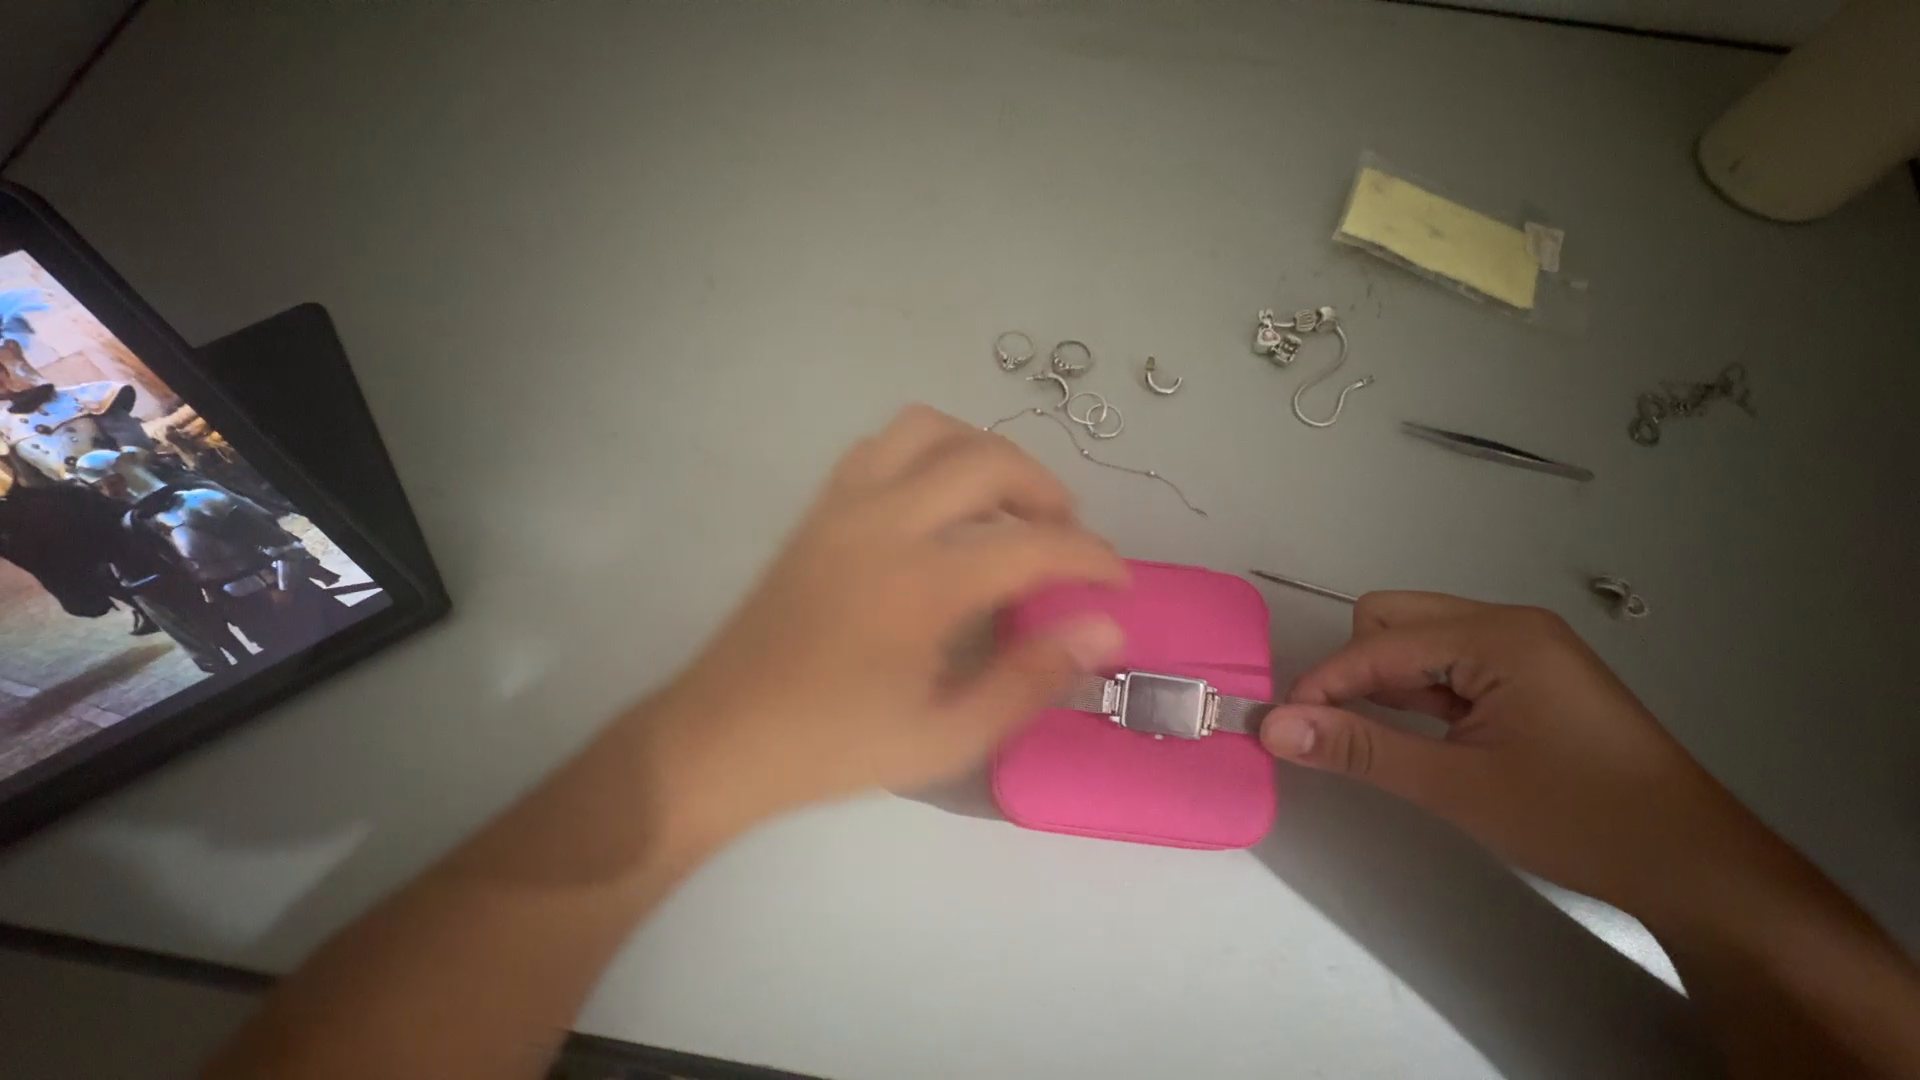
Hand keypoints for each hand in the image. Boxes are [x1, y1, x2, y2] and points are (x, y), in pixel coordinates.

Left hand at [644, 405, 1127, 840]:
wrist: (723, 736)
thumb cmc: (835, 746)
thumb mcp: (945, 737)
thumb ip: (1030, 679)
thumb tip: (1104, 632)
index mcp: (922, 583)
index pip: (1034, 545)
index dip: (1092, 558)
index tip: (1117, 582)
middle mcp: (885, 522)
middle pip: (988, 461)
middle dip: (1047, 490)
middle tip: (1067, 535)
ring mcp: (844, 505)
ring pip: (930, 430)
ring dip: (984, 453)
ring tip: (1006, 505)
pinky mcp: (818, 509)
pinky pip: (882, 447)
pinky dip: (928, 454)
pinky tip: (939, 502)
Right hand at [1259, 592, 1789, 922]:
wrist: (1699, 870)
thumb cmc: (1580, 821)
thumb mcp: (1456, 786)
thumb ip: (1357, 748)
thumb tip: (1272, 727)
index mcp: (1498, 637)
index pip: (1378, 645)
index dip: (1323, 685)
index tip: (1284, 730)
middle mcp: (1509, 625)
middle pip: (1392, 620)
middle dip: (1355, 669)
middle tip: (1343, 730)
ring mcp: (1524, 648)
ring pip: (1418, 639)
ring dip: (1386, 681)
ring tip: (1381, 738)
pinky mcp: (1531, 675)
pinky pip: (1449, 663)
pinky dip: (1419, 692)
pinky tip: (1425, 733)